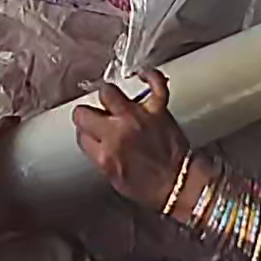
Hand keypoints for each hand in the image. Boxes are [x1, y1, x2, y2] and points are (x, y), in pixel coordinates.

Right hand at [73, 69, 194, 212]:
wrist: (179, 184)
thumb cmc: (149, 186)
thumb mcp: (113, 177)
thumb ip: (99, 154)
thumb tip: (91, 137)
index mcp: (105, 154)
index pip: (81, 133)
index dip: (85, 131)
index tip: (90, 131)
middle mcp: (117, 132)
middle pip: (85, 111)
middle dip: (88, 114)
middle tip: (96, 116)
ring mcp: (137, 117)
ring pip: (109, 92)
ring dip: (109, 95)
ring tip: (113, 100)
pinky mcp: (157, 109)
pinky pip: (154, 83)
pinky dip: (150, 76)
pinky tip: (141, 75)